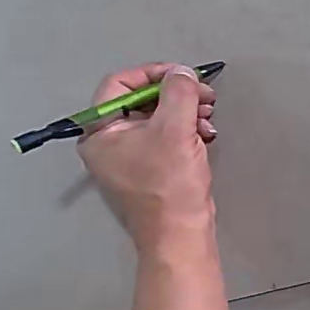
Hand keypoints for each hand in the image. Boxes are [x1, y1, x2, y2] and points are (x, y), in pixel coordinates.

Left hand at [78, 63, 218, 252]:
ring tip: (209, 118)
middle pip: (142, 100)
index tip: (183, 75)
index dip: (152, 73)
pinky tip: (206, 135)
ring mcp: (129, 158)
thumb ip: (179, 91)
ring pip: (158, 118)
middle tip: (205, 96)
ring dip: (186, 112)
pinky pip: (165, 137)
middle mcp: (109, 143)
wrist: (181, 236)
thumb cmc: (169, 184)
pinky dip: (186, 131)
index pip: (120, 84)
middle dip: (176, 94)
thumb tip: (181, 72)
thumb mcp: (175, 129)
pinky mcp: (150, 170)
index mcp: (100, 132)